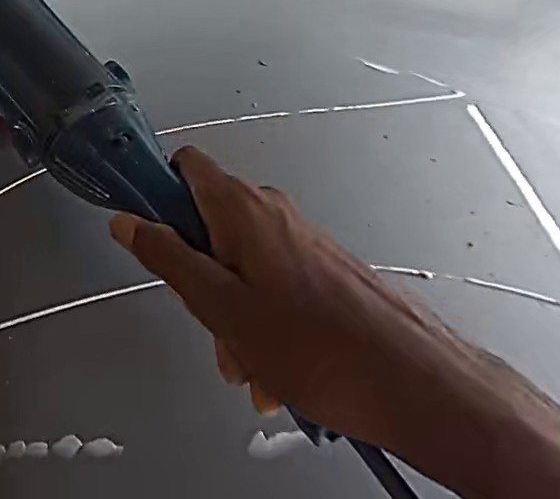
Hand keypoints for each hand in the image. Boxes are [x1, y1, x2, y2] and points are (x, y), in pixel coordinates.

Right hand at [108, 146, 479, 449]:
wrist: (431, 394)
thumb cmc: (329, 351)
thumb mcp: (219, 305)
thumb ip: (164, 256)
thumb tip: (128, 224)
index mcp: (240, 206)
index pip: (180, 164)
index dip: (153, 190)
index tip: (144, 225)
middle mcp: (271, 210)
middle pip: (205, 220)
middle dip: (195, 269)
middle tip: (204, 313)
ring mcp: (301, 238)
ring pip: (238, 257)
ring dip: (230, 303)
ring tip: (248, 357)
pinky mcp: (325, 268)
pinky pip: (272, 279)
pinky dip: (263, 314)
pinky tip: (277, 363)